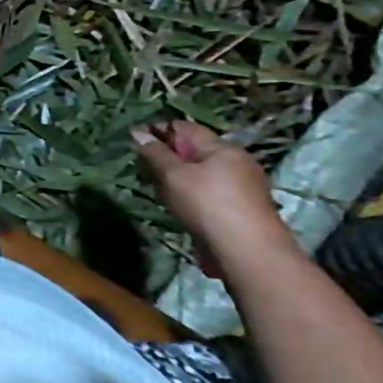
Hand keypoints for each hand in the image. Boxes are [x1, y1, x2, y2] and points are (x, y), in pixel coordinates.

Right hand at [132, 121, 288, 267]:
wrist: (247, 254)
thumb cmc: (208, 205)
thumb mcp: (175, 176)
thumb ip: (155, 153)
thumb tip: (138, 132)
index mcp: (222, 148)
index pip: (185, 128)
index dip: (159, 130)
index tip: (135, 139)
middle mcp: (235, 163)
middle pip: (194, 152)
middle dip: (167, 157)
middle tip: (141, 168)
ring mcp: (240, 188)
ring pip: (200, 175)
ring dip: (177, 179)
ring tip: (156, 190)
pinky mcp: (239, 212)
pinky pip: (208, 195)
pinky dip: (189, 196)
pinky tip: (177, 208)